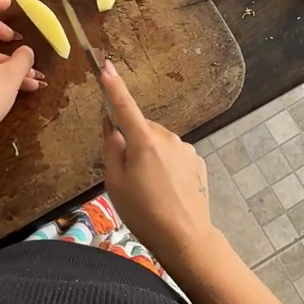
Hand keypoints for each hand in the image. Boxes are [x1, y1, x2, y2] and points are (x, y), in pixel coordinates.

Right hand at [98, 59, 216, 260]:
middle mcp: (167, 137)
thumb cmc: (143, 212)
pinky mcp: (197, 160)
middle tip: (128, 176)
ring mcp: (185, 148)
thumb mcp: (115, 182)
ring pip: (159, 143)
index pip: (124, 106)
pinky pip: (174, 155)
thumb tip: (111, 124)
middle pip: (142, 129)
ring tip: (149, 189)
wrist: (185, 236)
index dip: (113, 86)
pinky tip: (167, 190)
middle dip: (133, 143)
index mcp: (143, 140)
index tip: (106, 66)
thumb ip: (112, 148)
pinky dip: (166, 165)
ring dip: (150, 155)